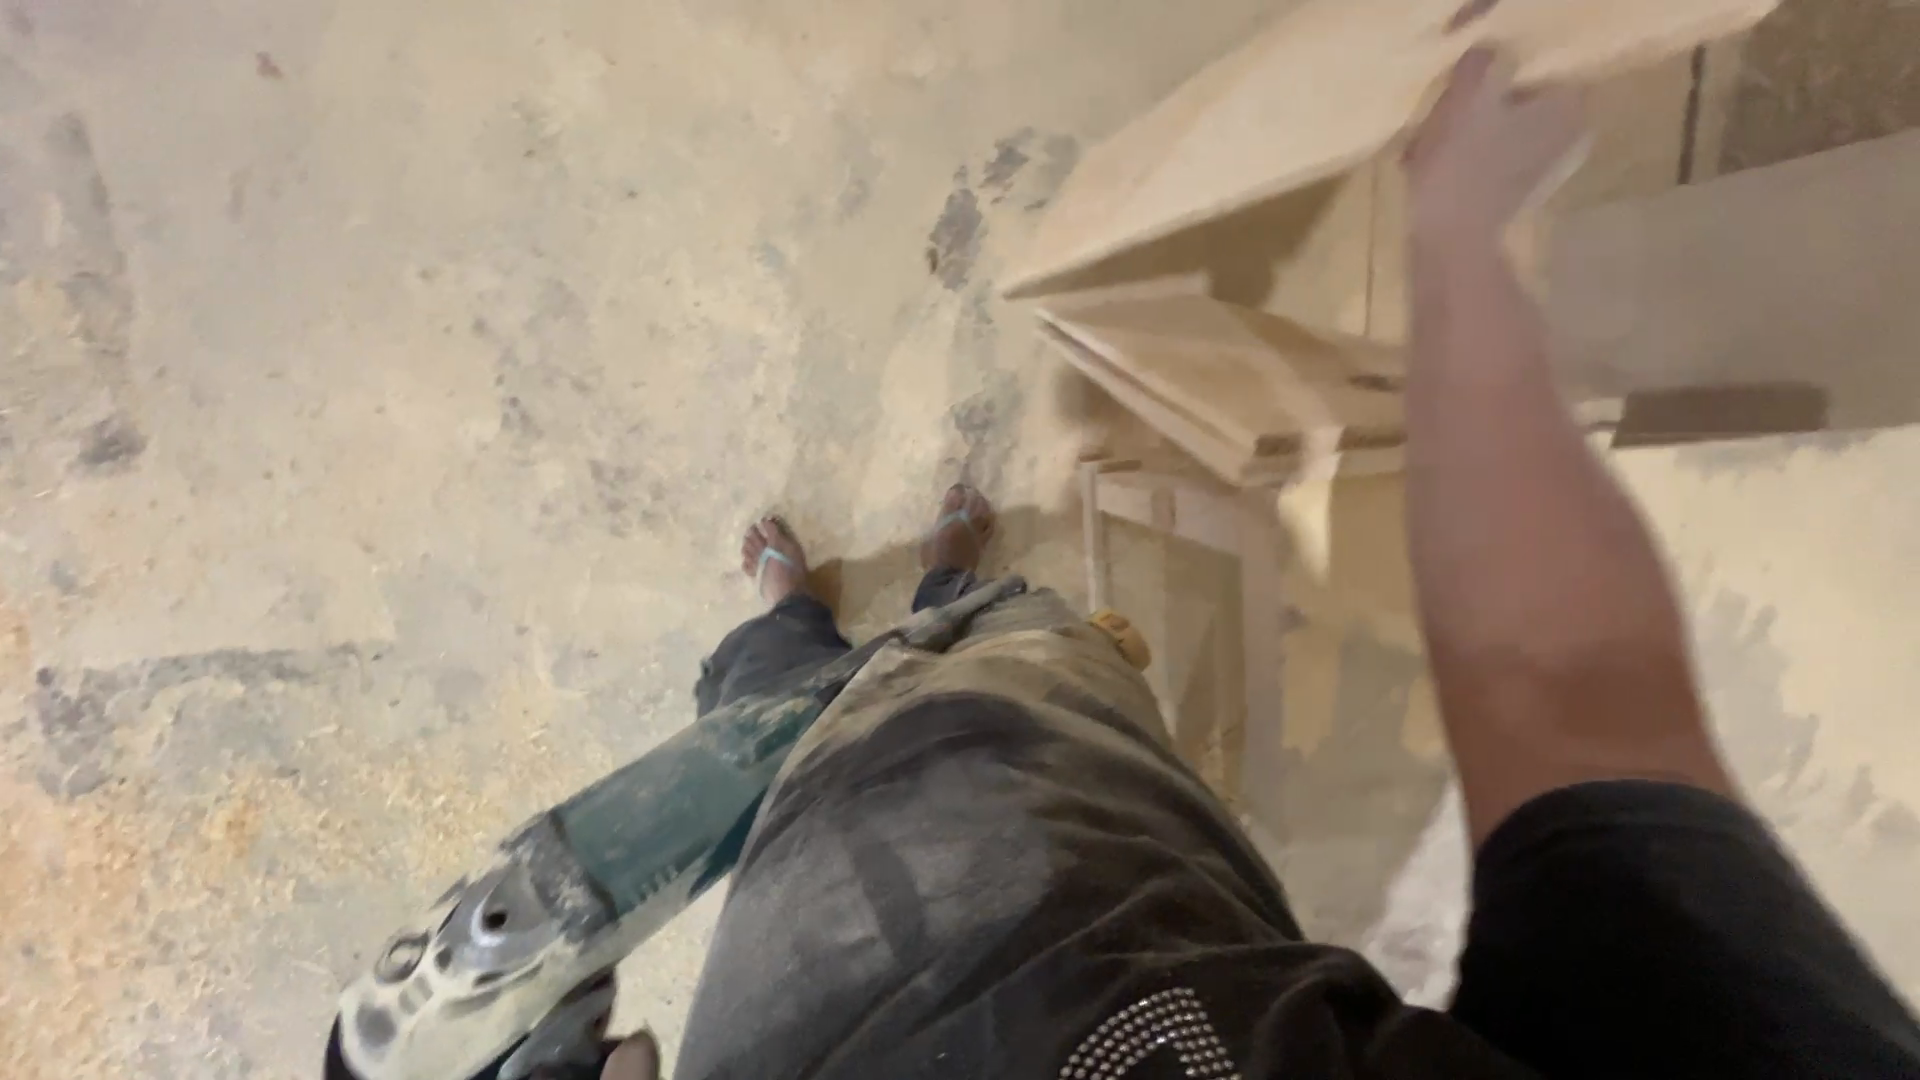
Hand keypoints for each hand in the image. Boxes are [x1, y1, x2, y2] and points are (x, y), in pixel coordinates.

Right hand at [1404, 48, 1588, 241]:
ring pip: (1498, 133)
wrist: (1450, 247)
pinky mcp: (1516, 199)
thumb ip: (1479, 63)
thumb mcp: (1464, 101)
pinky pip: (1488, 164)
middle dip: (1473, 107)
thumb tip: (1483, 51)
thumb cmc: (1461, 170)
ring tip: (1422, 150)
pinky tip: (1429, 174)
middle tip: (1435, 118)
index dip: (1497, 68)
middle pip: (1516, 100)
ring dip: (1461, 137)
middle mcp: (1569, 134)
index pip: (1539, 65)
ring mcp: (1544, 171)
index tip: (1460, 84)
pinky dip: (1462, 164)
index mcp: (1570, 103)